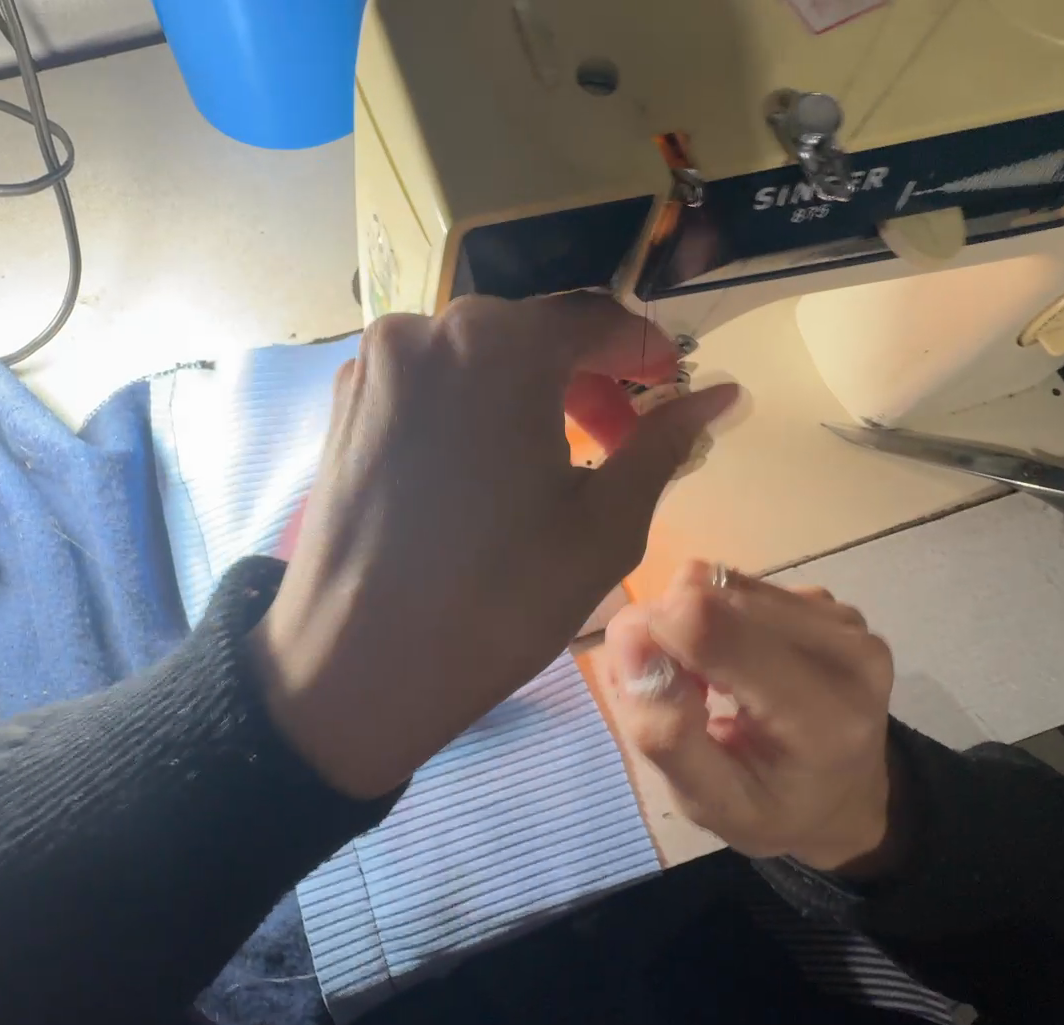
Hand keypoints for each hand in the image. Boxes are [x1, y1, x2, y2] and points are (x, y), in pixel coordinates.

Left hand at [253, 294, 740, 797]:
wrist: (355, 664)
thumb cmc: (497, 599)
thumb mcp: (604, 525)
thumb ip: (664, 443)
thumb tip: (722, 394)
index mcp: (498, 341)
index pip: (598, 320)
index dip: (645, 357)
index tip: (669, 396)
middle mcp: (424, 327)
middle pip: (531, 335)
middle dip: (584, 382)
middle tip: (614, 447)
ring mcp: (371, 364)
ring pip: (474, 358)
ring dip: (524, 394)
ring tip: (547, 463)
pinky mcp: (341, 405)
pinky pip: (425, 385)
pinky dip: (467, 408)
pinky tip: (479, 469)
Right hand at [598, 560, 903, 876]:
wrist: (842, 803)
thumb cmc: (769, 809)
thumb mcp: (705, 801)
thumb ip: (663, 730)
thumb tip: (631, 638)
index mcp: (819, 713)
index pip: (709, 626)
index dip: (649, 636)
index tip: (638, 684)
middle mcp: (843, 650)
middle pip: (703, 593)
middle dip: (661, 633)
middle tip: (669, 691)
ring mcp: (839, 619)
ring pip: (712, 581)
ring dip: (682, 624)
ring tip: (697, 679)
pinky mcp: (825, 601)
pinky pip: (733, 583)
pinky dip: (708, 616)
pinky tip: (723, 661)